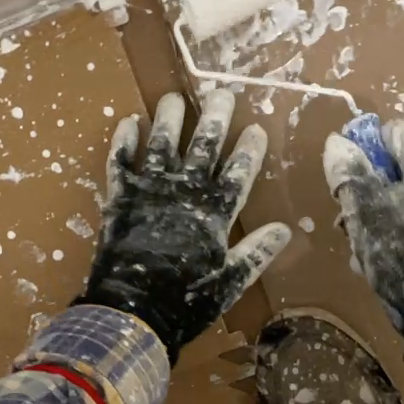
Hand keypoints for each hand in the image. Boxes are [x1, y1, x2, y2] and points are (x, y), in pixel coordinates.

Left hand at [79, 90, 292, 362]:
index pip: (238, 174)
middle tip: (220, 93)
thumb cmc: (184, 301)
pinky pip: (120, 162)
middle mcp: (184, 194)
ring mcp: (150, 192)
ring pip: (162, 145)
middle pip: (203, 148)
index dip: (248, 151)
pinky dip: (124, 141)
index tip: (256, 128)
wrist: (133, 310)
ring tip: (173, 97)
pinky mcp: (120, 198)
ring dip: (169, 120)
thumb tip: (284, 230)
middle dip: (214, 120)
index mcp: (214, 214)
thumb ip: (255, 253)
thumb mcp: (229, 283)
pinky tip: (130, 122)